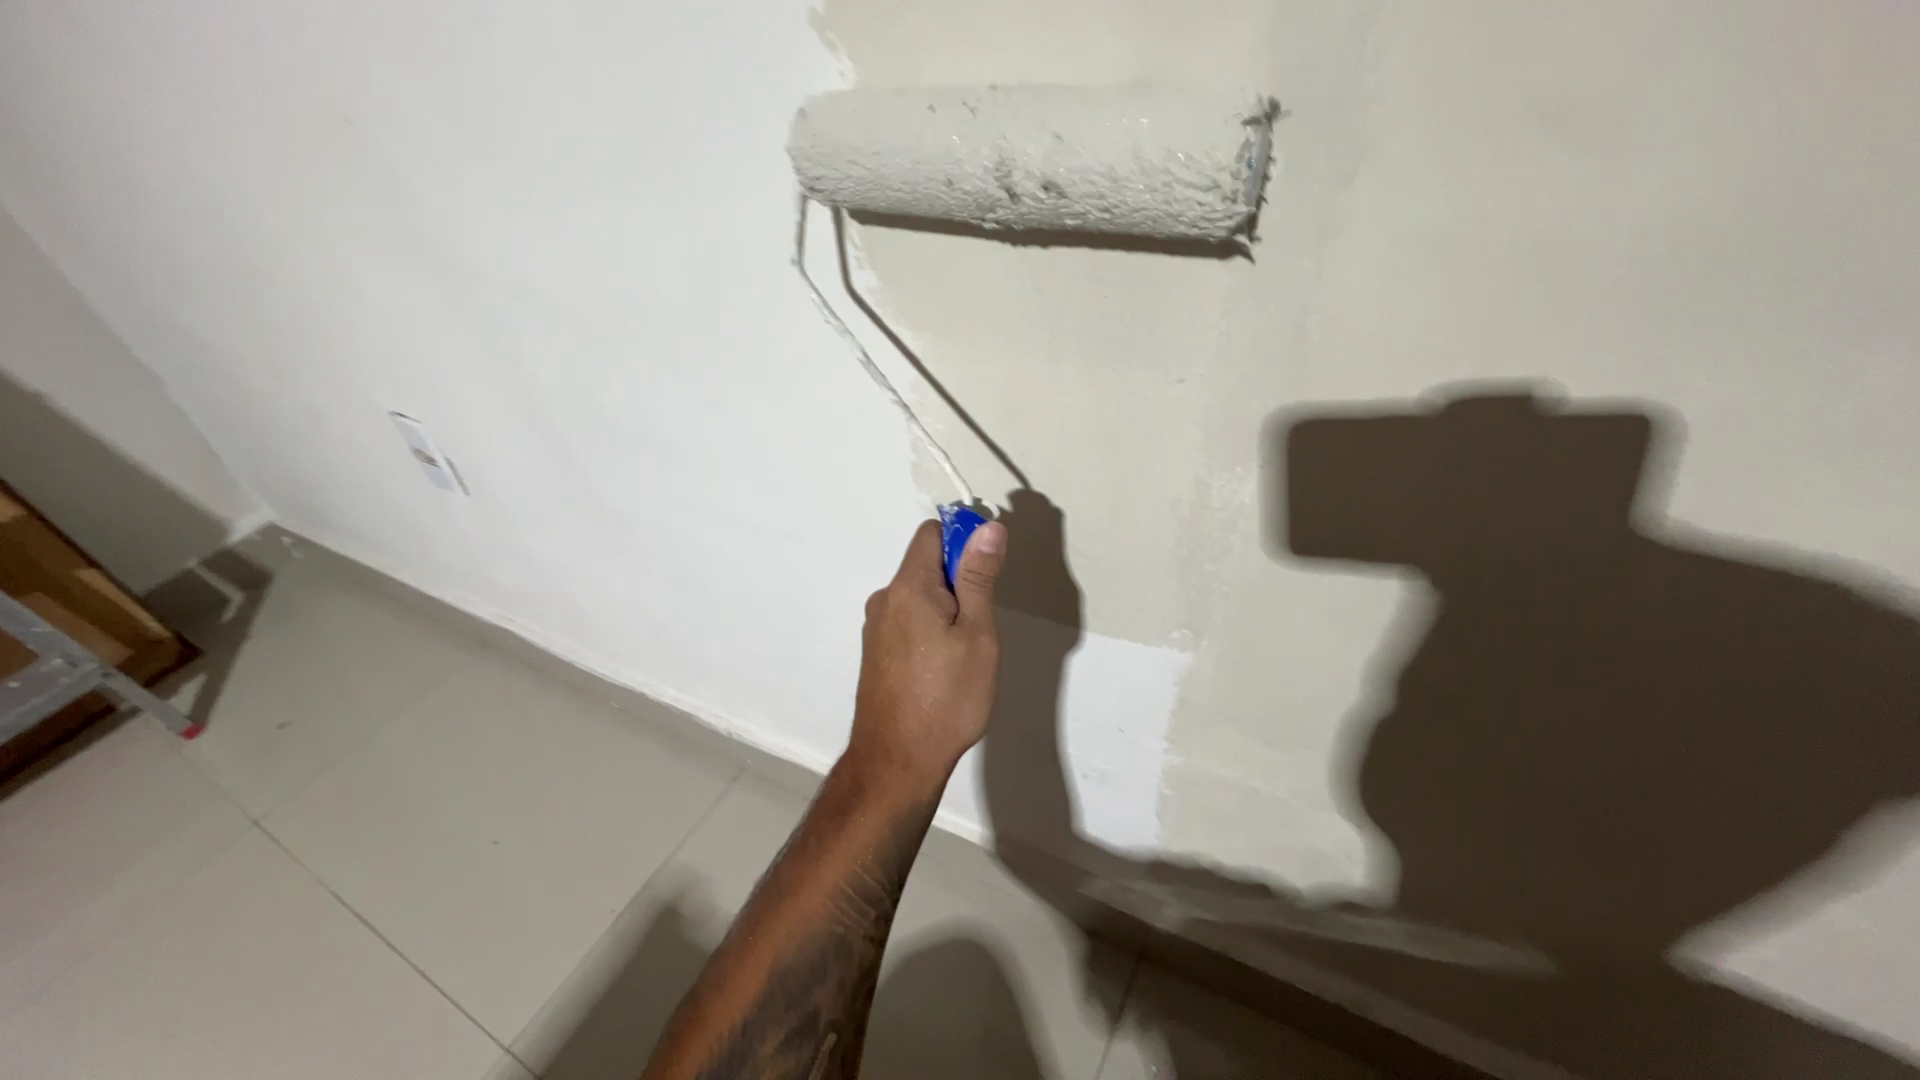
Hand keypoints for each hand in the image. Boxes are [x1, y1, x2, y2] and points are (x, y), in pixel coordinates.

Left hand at [849, 517, 1008, 783]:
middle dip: (959, 582)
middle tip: (982, 626)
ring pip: (919, 598)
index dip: (964, 540)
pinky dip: (930, 632)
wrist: (897, 760)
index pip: (932, 533)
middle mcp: (885, 600)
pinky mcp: (877, 655)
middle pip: (926, 566)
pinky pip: (909, 624)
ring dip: (946, 611)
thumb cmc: (947, 697)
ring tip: (966, 654)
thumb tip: (987, 527)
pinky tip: (944, 670)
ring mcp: (876, 629)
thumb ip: (979, 577)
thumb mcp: (977, 633)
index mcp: (908, 586)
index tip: (987, 574)